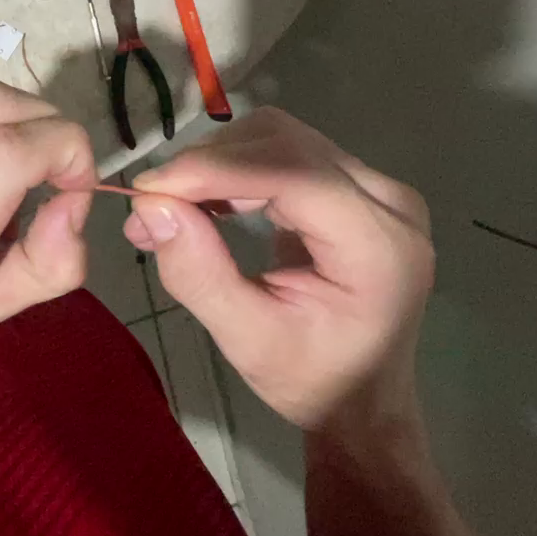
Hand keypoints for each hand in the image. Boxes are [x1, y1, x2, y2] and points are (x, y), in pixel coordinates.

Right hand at [123, 108, 433, 432]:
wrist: (363, 397)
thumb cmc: (313, 380)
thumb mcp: (248, 342)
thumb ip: (200, 274)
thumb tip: (151, 206)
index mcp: (380, 246)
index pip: (296, 175)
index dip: (218, 170)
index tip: (149, 189)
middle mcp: (387, 201)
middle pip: (286, 144)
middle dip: (209, 164)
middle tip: (150, 205)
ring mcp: (373, 188)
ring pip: (280, 137)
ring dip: (216, 162)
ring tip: (170, 205)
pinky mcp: (352, 185)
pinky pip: (284, 152)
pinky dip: (233, 167)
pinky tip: (204, 199)